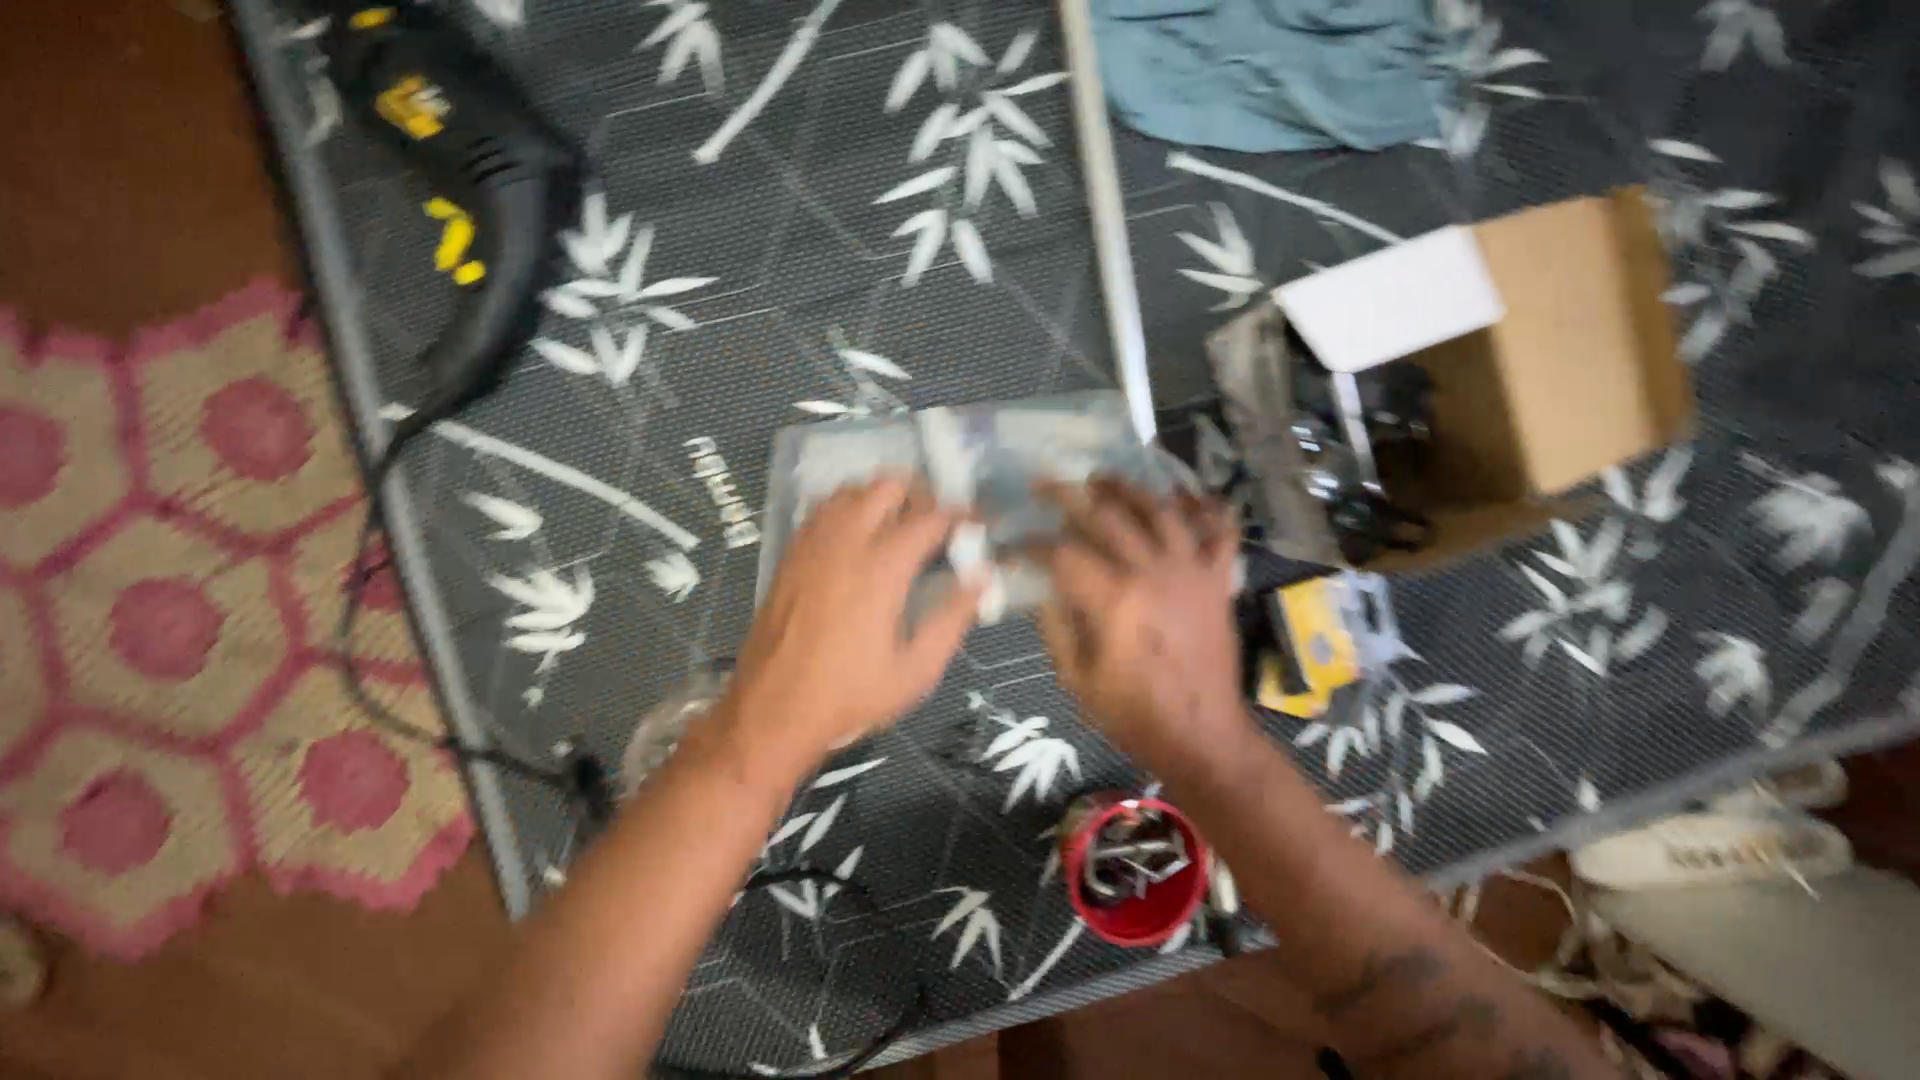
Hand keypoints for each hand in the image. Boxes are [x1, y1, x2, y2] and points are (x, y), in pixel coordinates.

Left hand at [723, 475, 979, 765]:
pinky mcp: (790, 555)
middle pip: (887, 485)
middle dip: (920, 494)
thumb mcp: (915, 670)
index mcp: (881, 569)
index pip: (930, 517)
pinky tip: (859, 538)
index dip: (960, 513)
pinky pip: (822, 510)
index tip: (976, 522)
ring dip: (881, 498)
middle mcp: (845, 543)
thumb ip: (952, 618)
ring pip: (851, 490)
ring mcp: (812, 544)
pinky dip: (848, 509)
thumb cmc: (849, 696)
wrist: (773, 710)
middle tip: (936, 523)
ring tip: (899, 526)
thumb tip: (982, 578)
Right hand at [1036, 478, 1244, 762]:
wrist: (1202, 737)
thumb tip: (1042, 588)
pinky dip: (1207, 508)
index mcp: (1113, 601)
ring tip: (1102, 479)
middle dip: (1067, 494)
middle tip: (1043, 484)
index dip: (1029, 545)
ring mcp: (1192, 572)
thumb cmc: (1134, 715)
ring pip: (1160, 510)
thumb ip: (1056, 627)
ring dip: (1127, 488)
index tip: (1011, 544)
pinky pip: (1219, 532)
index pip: (1061, 553)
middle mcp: (1153, 573)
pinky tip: (1186, 495)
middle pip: (1105, 515)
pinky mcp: (1219, 581)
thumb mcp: (1077, 679)